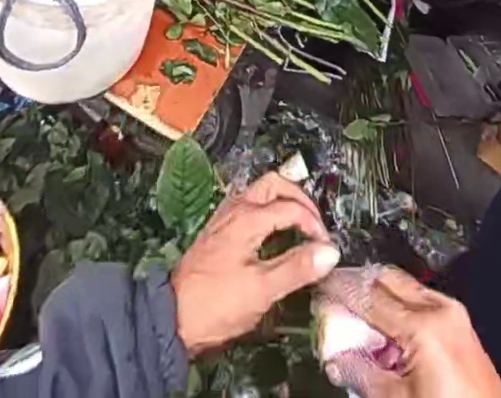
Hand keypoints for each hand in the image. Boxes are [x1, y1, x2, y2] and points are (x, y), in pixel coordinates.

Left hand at [171, 172, 339, 356]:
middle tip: (316, 224)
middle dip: (300, 199)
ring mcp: (225, 217)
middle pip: (275, 184)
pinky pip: (249, 203)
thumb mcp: (262, 290)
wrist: (172, 317)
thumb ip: (297, 268)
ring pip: (261, 190)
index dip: (314, 225)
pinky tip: (273, 229)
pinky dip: (268, 208)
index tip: (325, 248)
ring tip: (300, 223)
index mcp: (247, 219)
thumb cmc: (214, 305)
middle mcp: (235, 209)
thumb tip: (328, 252)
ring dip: (284, 199)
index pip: (291, 207)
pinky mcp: (220, 229)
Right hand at [324, 268, 500, 397]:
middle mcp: (439, 309)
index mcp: (423, 326)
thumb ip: (363, 374)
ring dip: (378, 294)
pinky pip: (421, 300)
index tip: (322, 290)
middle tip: (335, 297)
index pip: (369, 297)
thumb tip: (335, 359)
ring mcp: (453, 314)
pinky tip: (385, 329)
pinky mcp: (459, 323)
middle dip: (358, 284)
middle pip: (386, 279)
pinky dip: (398, 306)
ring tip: (357, 316)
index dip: (341, 291)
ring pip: (403, 286)